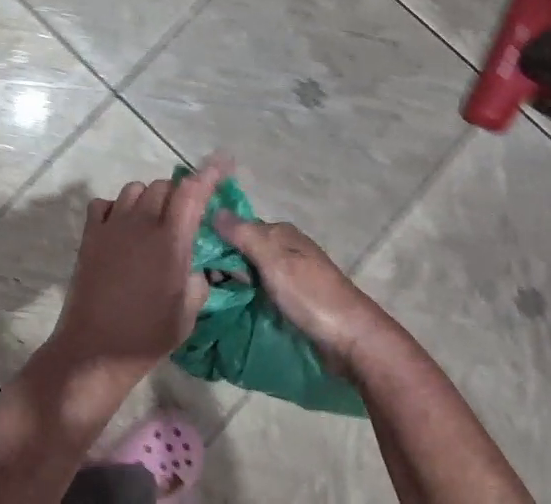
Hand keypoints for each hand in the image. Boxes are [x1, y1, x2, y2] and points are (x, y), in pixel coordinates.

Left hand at [49, 162, 228, 382]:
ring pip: (134, 190)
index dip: (208, 175)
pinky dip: (116, 208)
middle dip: (178, 195)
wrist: (95, 347)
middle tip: (184, 218)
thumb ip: (198, 281)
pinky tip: (122, 229)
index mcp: (170, 241)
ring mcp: (111, 226)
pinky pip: (104, 205)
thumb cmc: (148, 335)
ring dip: (148, 199)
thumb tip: (198, 267)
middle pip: (163, 187)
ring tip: (153, 223)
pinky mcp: (89, 235)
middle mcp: (141, 224)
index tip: (222, 162)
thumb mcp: (188, 313)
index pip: (192, 193)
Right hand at [212, 212, 388, 372]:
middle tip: (207, 284)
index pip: (238, 227)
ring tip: (215, 297)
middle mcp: (285, 249)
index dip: (217, 240)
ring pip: (250, 272)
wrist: (352, 341)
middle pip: (242, 249)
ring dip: (233, 282)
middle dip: (223, 264)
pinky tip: (234, 305)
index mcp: (281, 233)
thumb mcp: (274, 260)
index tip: (197, 260)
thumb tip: (213, 210)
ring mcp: (290, 275)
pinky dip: (247, 296)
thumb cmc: (311, 295)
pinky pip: (260, 291)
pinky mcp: (292, 300)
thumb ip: (243, 234)